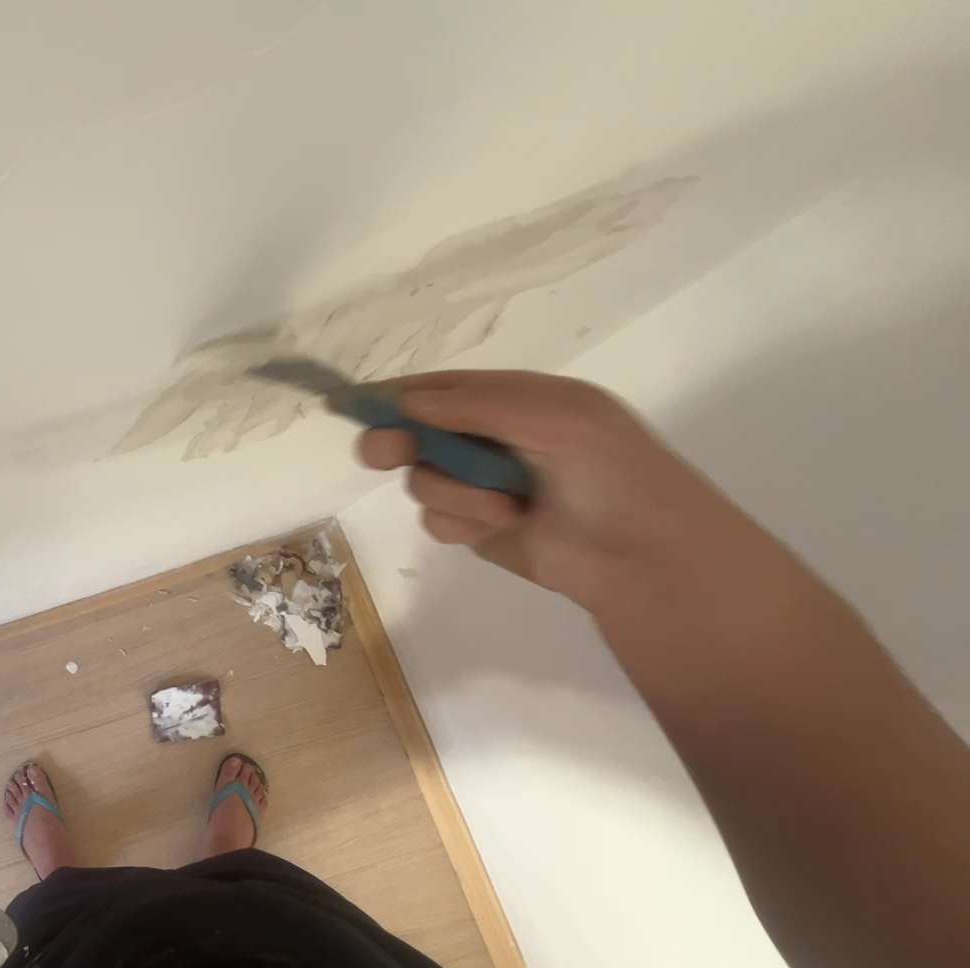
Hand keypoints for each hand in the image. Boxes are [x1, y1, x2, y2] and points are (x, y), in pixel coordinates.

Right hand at [355, 370, 751, 615]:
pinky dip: (460, 522)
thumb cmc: (613, 472)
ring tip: (502, 507)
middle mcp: (487, 438)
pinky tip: (498, 526)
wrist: (645, 556)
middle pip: (411, 432)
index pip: (436, 388)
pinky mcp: (472, 525)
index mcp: (511, 400)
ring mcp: (476, 483)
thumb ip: (478, 405)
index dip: (391, 394)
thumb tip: (405, 403)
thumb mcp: (556, 418)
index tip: (345, 403)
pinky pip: (434, 518)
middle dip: (397, 443)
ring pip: (420, 480)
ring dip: (453, 494)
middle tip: (389, 454)